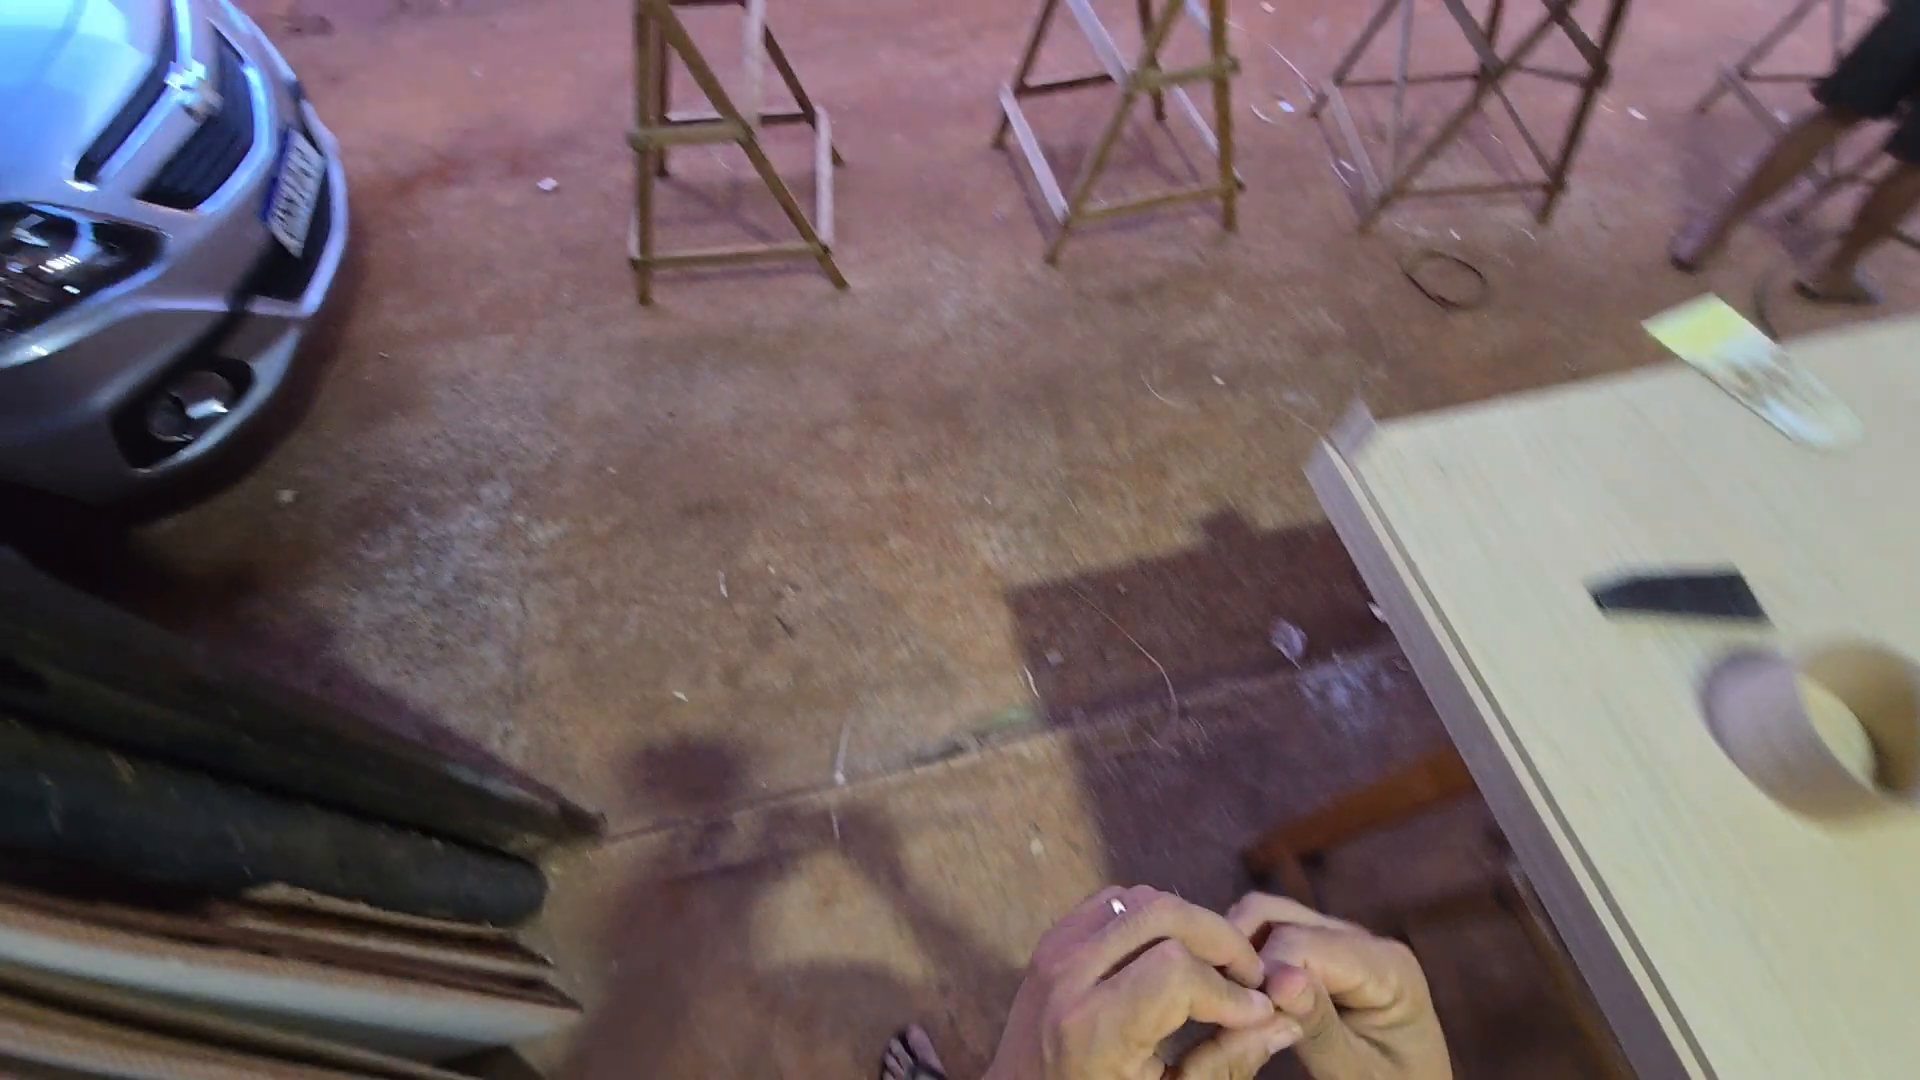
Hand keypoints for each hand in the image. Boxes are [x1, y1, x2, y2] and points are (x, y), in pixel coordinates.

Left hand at [985, 886, 1304, 1079]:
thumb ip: (1224, 1065)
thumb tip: (1281, 1020)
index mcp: (1090, 1028)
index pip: (1175, 970)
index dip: (1228, 989)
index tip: (1259, 1012)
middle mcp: (1068, 973)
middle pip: (1160, 914)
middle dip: (1218, 938)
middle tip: (1251, 976)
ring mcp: (1055, 946)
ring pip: (1140, 898)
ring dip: (1189, 922)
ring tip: (1219, 966)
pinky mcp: (1054, 936)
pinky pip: (1114, 900)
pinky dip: (1154, 916)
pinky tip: (1177, 953)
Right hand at [1227, 894, 1451, 1079]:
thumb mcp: (1360, 1078)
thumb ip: (1320, 1029)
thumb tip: (1277, 979)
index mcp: (1388, 967)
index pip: (1304, 945)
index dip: (1264, 970)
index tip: (1238, 1014)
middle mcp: (1363, 937)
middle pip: (1279, 915)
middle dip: (1243, 951)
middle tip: (1222, 998)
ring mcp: (1341, 937)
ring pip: (1267, 915)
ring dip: (1240, 948)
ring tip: (1228, 993)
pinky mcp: (1322, 946)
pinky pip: (1272, 931)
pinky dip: (1248, 952)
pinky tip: (1240, 988)